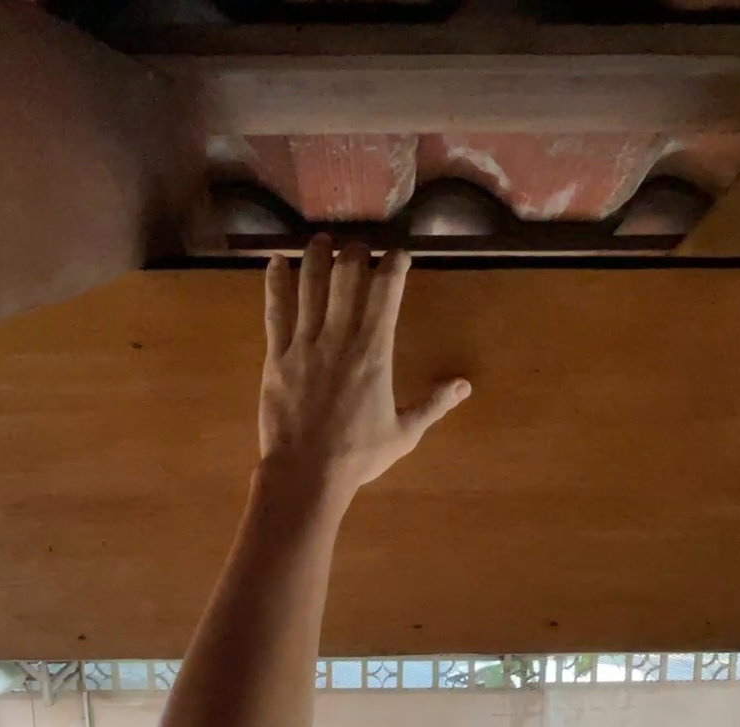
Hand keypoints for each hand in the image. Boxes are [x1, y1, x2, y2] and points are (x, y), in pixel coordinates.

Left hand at [259, 235, 469, 502]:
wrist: (305, 473)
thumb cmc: (358, 456)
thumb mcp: (404, 433)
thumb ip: (434, 404)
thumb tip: (464, 386)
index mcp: (374, 353)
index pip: (387, 293)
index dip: (394, 265)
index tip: (399, 254)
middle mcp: (339, 338)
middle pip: (346, 278)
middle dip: (354, 253)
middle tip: (358, 245)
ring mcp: (304, 345)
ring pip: (309, 286)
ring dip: (316, 257)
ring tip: (322, 240)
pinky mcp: (277, 357)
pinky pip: (274, 311)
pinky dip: (275, 283)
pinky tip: (275, 262)